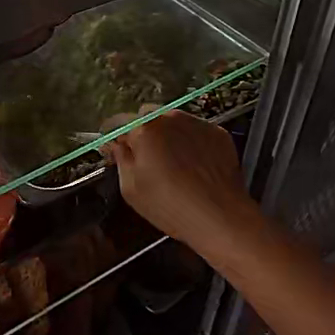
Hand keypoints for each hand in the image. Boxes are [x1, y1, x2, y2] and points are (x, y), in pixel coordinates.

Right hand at [108, 109, 253, 249]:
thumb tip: (116, 144)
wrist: (222, 218)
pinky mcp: (218, 133)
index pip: (117, 122)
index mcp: (144, 129)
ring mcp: (196, 123)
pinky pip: (194, 130)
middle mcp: (169, 118)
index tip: (114, 151)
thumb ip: (120, 159)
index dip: (112, 137)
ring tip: (173, 163)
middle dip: (141, 132)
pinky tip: (193, 165)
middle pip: (145, 116)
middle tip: (145, 158)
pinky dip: (189, 141)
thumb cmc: (170, 206)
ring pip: (171, 121)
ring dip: (166, 135)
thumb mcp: (131, 188)